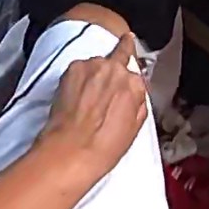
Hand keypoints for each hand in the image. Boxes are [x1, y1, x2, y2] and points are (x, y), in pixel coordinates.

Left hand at [34, 32, 147, 181]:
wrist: (70, 150)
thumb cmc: (105, 147)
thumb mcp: (134, 129)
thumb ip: (138, 102)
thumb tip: (136, 92)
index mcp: (134, 84)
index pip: (137, 73)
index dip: (131, 80)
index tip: (127, 79)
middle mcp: (115, 68)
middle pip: (119, 57)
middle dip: (117, 64)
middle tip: (113, 70)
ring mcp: (93, 65)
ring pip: (98, 63)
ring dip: (97, 73)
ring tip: (89, 95)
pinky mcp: (73, 66)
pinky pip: (81, 67)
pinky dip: (80, 77)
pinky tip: (77, 95)